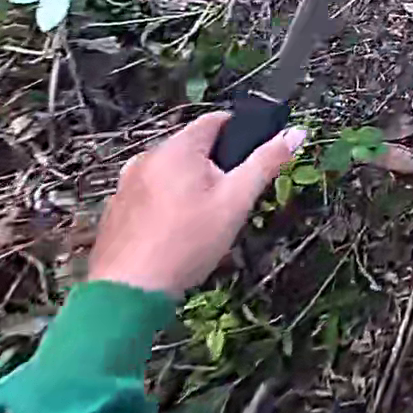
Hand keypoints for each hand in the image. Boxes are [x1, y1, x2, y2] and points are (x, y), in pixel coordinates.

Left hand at [86, 112, 305, 296]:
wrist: (129, 292)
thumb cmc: (188, 242)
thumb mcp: (235, 202)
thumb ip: (265, 163)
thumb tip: (296, 132)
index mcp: (180, 146)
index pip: (216, 120)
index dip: (239, 132)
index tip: (251, 156)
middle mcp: (149, 155)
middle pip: (192, 147)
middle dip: (214, 165)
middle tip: (230, 198)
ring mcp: (128, 181)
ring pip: (170, 171)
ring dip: (188, 185)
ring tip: (203, 221)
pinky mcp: (116, 206)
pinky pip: (149, 193)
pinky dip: (164, 203)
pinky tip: (174, 233)